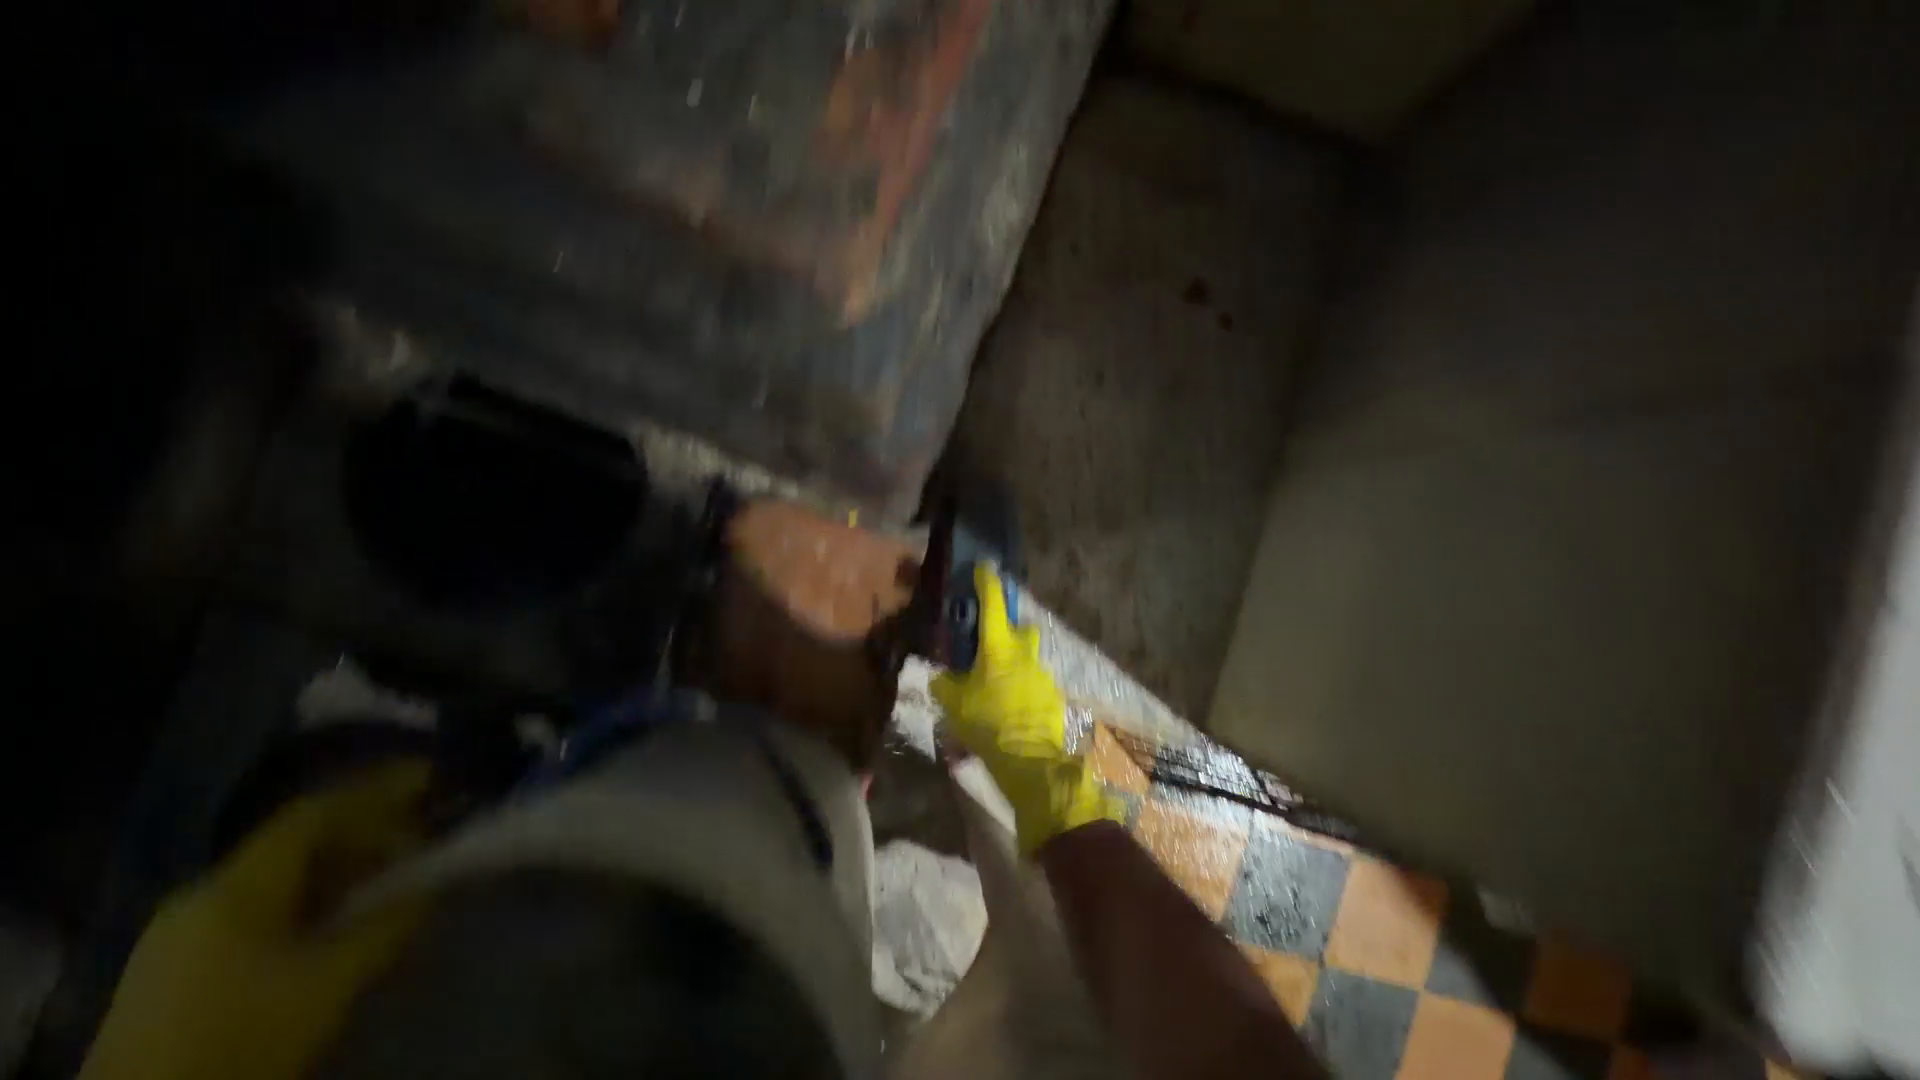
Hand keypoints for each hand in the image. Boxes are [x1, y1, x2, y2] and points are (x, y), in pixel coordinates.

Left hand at [81, 764, 433, 1079]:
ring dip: (342, 874)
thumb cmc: (241, 1038)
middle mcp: (204, 894)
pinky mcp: (180, 968)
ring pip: (282, 880)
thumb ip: (388, 926)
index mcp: (235, 886)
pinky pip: (262, 911)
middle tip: (422, 843)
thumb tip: (434, 886)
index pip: (314, 813)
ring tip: (393, 884)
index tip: (429, 782)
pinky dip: (313, 905)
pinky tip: (342, 926)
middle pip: (299, 844)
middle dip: (367, 837)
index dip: (377, 791)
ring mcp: (184, 932)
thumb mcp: (330, 984)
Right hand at [929, 563, 1122, 853]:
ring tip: (995, 688)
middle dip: (1008, 629)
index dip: (986, 582)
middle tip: (990, 644)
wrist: (1029, 761)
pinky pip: (1034, 684)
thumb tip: (940, 677)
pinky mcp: (1054, 697)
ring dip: (1014, 665)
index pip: (993, 602)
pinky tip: (1010, 710)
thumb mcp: (952, 704)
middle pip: (1021, 628)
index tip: (983, 568)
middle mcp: (1025, 653)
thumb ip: (944, 684)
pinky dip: (1022, 690)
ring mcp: (1043, 675)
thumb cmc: (987, 723)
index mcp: (999, 647)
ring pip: (1028, 658)